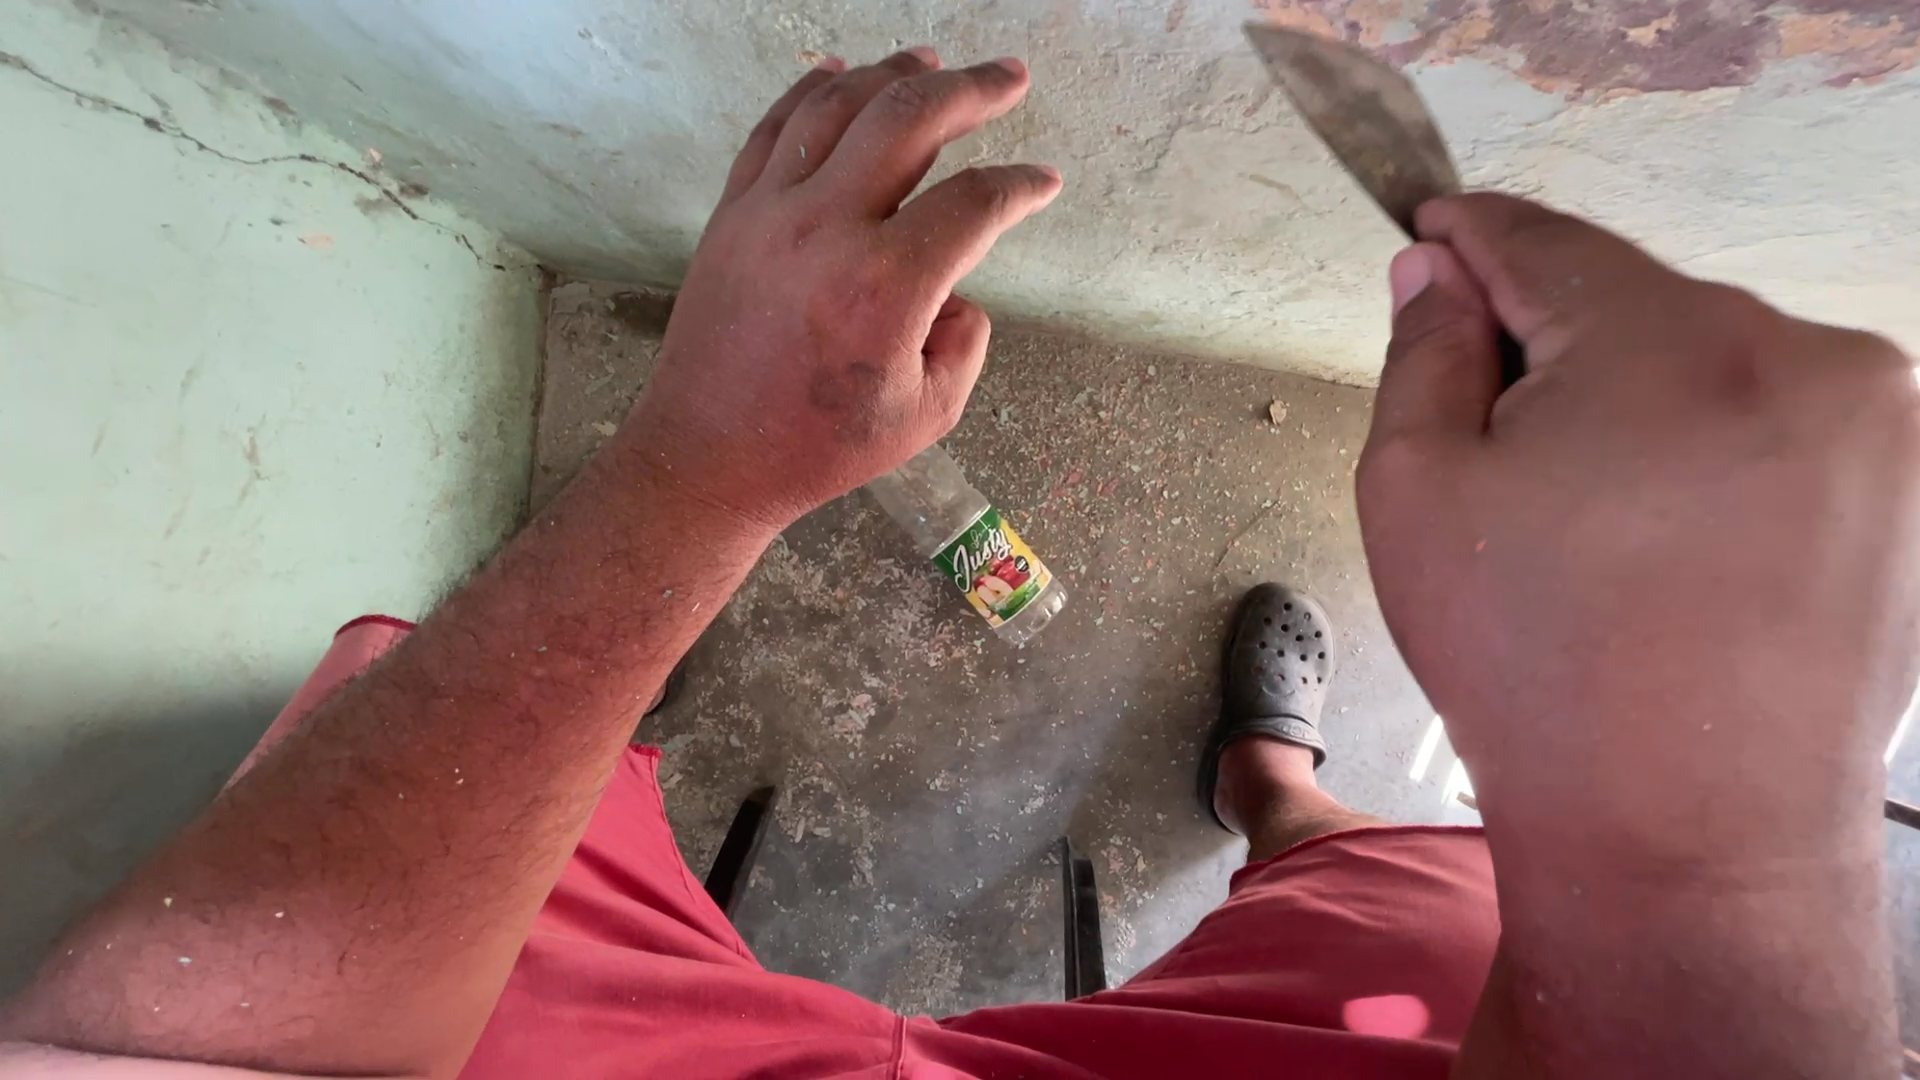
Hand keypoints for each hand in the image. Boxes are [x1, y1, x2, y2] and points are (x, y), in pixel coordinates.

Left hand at [617, 49, 1060, 533]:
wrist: (712, 456)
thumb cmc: (821, 450)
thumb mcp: (927, 416)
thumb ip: (965, 343)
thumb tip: (956, 292)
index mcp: (886, 287)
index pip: (973, 206)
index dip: (1019, 189)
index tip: (1043, 185)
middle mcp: (827, 230)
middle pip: (909, 119)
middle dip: (971, 89)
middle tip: (1010, 77)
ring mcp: (770, 214)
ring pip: (838, 107)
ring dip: (893, 73)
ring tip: (930, 60)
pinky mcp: (732, 217)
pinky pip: (774, 130)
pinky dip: (812, 92)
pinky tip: (839, 73)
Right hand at [1358, 193, 1919, 875]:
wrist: (1672, 819)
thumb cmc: (1510, 642)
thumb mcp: (1411, 487)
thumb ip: (1421, 358)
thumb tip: (1429, 274)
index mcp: (1671, 345)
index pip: (1545, 243)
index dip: (1470, 230)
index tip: (1428, 223)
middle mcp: (1808, 354)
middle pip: (1628, 302)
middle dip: (1535, 334)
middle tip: (1467, 413)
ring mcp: (1883, 427)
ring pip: (1698, 361)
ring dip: (1610, 390)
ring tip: (1552, 498)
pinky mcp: (1906, 495)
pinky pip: (1760, 420)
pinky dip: (1678, 438)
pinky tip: (1632, 530)